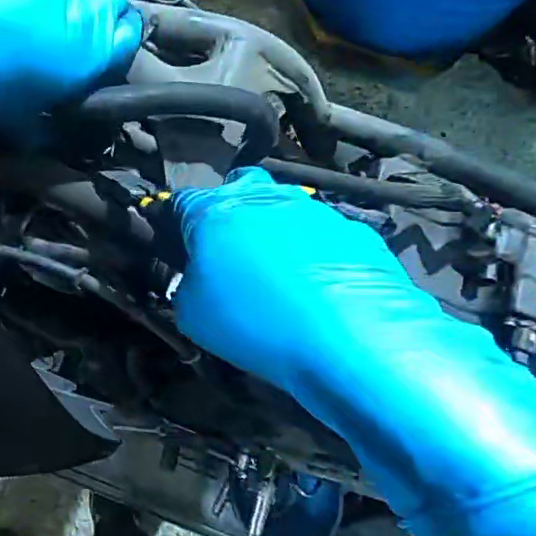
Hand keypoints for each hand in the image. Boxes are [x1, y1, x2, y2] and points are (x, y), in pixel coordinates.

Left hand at [0, 0, 142, 141]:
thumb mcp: (19, 118)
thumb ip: (47, 123)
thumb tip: (47, 133)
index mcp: (93, 46)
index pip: (128, 35)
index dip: (111, 41)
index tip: (94, 45)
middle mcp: (84, 1)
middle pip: (105, 0)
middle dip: (84, 12)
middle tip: (53, 28)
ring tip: (14, 11)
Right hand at [171, 168, 535, 535]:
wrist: (353, 343)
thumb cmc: (259, 326)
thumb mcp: (192, 313)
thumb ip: (186, 283)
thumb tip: (195, 276)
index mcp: (218, 211)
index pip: (183, 201)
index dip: (177, 223)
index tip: (178, 245)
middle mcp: (268, 199)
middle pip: (238, 192)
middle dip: (228, 215)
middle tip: (223, 255)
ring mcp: (318, 214)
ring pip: (283, 214)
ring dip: (271, 237)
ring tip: (272, 283)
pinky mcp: (358, 236)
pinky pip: (321, 238)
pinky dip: (311, 257)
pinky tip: (310, 293)